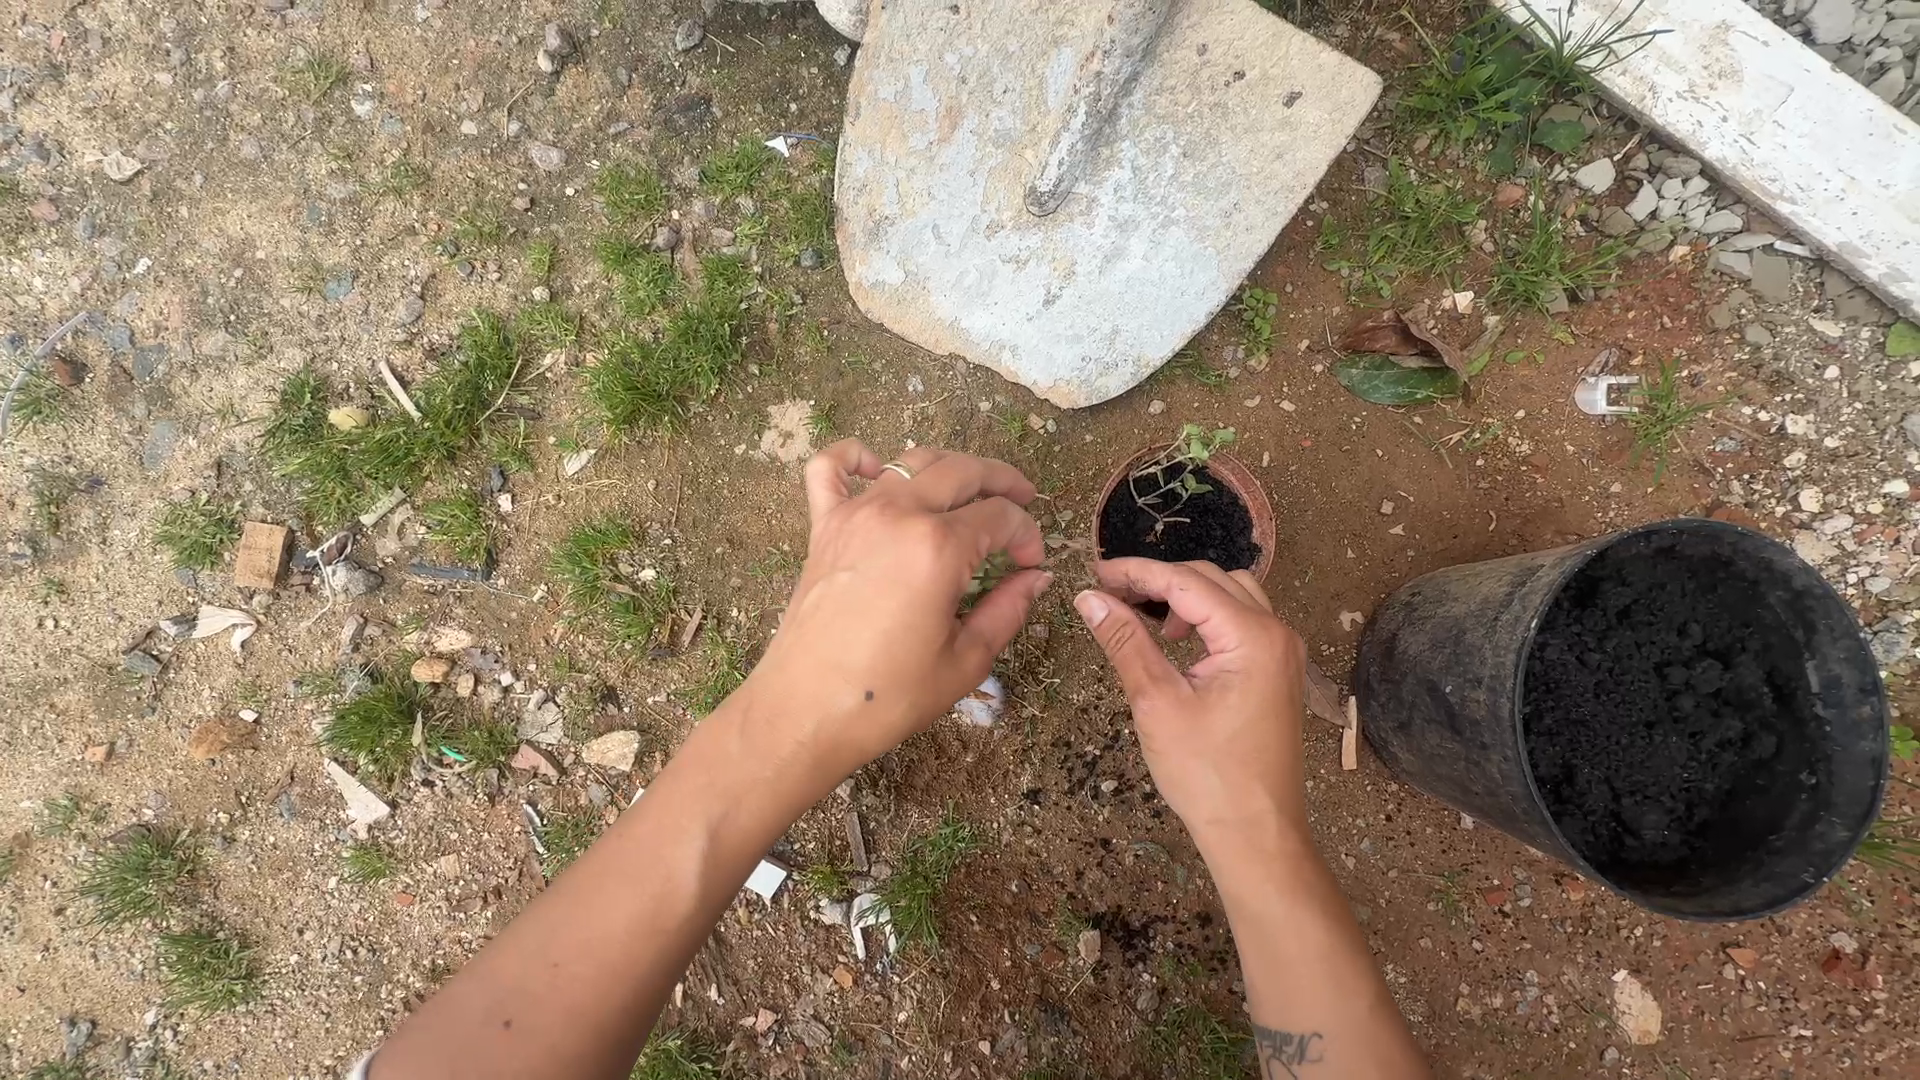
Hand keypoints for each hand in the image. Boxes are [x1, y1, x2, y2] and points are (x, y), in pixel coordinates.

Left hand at [743, 440, 1051, 776]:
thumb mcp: (966, 661)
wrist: (804, 712)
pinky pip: (830, 469)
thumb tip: (1037, 577)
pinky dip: (854, 457)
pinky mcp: (823, 526)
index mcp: (938, 548)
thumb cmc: (889, 695)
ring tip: (972, 488)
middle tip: (1024, 500)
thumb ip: (1009, 609)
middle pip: (963, 471)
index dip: (1027, 536)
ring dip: (950, 466)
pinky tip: (876, 469)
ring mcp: (854, 514)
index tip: (1032, 565)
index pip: (1000, 518)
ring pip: (911, 461)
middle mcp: (898, 514)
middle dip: (1003, 481)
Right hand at [1073, 559, 1307, 845]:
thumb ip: (1123, 640)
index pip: (1185, 582)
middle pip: (1211, 580)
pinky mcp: (1277, 671)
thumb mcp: (1155, 701)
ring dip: (1184, 597)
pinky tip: (1176, 643)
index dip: (1136, 572)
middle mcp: (1276, 633)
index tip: (1095, 573)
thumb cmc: (1205, 772)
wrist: (1256, 832)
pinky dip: (1205, 618)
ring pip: (1229, 595)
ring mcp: (1282, 652)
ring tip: (1144, 618)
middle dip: (1158, 580)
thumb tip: (1088, 597)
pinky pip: (1240, 622)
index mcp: (1252, 636)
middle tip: (1111, 594)